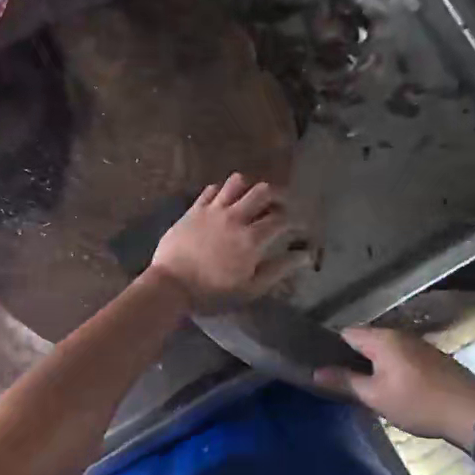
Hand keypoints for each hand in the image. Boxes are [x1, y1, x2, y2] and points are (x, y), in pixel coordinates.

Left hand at [148, 174, 304, 311]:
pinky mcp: (193, 210)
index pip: (283, 219)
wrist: (170, 285)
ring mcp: (212, 210)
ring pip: (237, 182)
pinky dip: (223, 191)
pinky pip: (212, 189)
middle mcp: (235, 218)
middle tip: (280, 207)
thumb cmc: (212, 293)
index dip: (296, 221)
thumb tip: (305, 255)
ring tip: (251, 201)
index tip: (299, 228)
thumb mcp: (250, 288)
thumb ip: (279, 269)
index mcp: (252, 239)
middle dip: (278, 196)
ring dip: (249, 188)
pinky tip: (224, 203)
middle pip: (263, 191)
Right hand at [312, 328, 474, 447]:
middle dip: (352, 356)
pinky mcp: (434, 357)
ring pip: (385, 348)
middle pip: (365, 339)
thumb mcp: (375, 396)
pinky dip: (392, 366)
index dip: (332, 348)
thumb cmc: (419, 403)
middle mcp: (400, 335)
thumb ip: (344, 381)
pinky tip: (393, 386)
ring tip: (365, 384)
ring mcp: (419, 344)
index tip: (325, 366)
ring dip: (373, 363)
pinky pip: (401, 355)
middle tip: (342, 379)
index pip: (345, 333)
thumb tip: (314, 372)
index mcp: (382, 339)